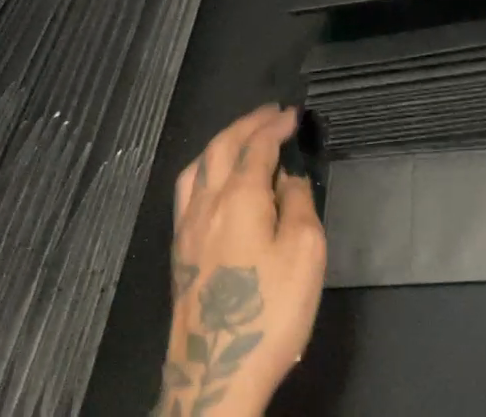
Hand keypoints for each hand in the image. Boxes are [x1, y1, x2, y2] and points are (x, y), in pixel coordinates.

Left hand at [163, 106, 325, 416]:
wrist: (215, 373)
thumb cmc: (270, 310)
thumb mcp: (306, 252)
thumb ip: (300, 203)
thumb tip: (290, 177)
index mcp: (239, 197)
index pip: (257, 146)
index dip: (277, 125)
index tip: (295, 114)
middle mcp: (206, 204)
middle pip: (221, 148)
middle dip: (247, 124)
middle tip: (271, 113)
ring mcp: (186, 229)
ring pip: (196, 167)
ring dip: (221, 143)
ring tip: (242, 137)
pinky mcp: (179, 253)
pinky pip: (188, 191)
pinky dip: (205, 169)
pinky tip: (214, 182)